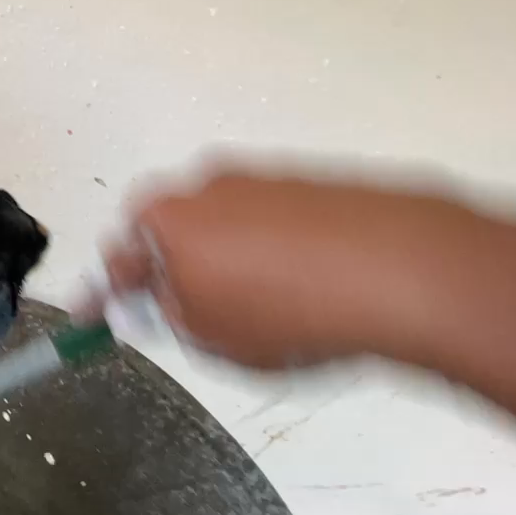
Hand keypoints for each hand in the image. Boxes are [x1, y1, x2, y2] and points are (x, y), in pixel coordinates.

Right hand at [102, 165, 492, 367]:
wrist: (422, 273)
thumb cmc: (290, 312)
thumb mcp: (208, 337)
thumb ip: (163, 316)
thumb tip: (152, 301)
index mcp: (164, 218)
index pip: (114, 258)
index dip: (102, 294)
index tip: (93, 315)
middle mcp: (206, 185)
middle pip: (165, 228)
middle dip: (165, 265)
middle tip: (185, 309)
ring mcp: (268, 177)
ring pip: (223, 221)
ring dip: (223, 255)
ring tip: (258, 302)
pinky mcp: (325, 181)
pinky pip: (277, 219)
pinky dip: (275, 247)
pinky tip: (307, 284)